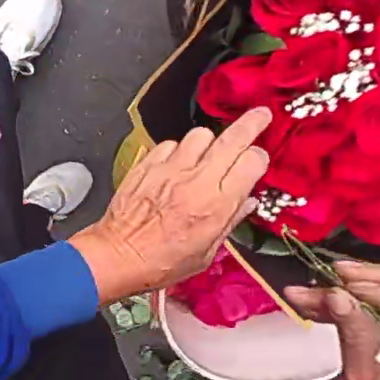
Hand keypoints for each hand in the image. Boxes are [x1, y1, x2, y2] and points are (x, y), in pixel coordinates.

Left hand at [69, 108, 272, 304]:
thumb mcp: (206, 254)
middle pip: (233, 138)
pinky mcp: (148, 164)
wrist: (118, 256)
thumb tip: (247, 201)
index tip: (257, 162)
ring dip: (209, 141)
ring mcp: (171, 169)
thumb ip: (229, 222)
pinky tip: (176, 165)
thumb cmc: (162, 263)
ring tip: (207, 155)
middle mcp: (197, 181)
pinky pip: (170, 143)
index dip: (259, 158)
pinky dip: (178, 150)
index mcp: (217, 205)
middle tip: (261, 115)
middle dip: (252, 123)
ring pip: (201, 134)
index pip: (252, 162)